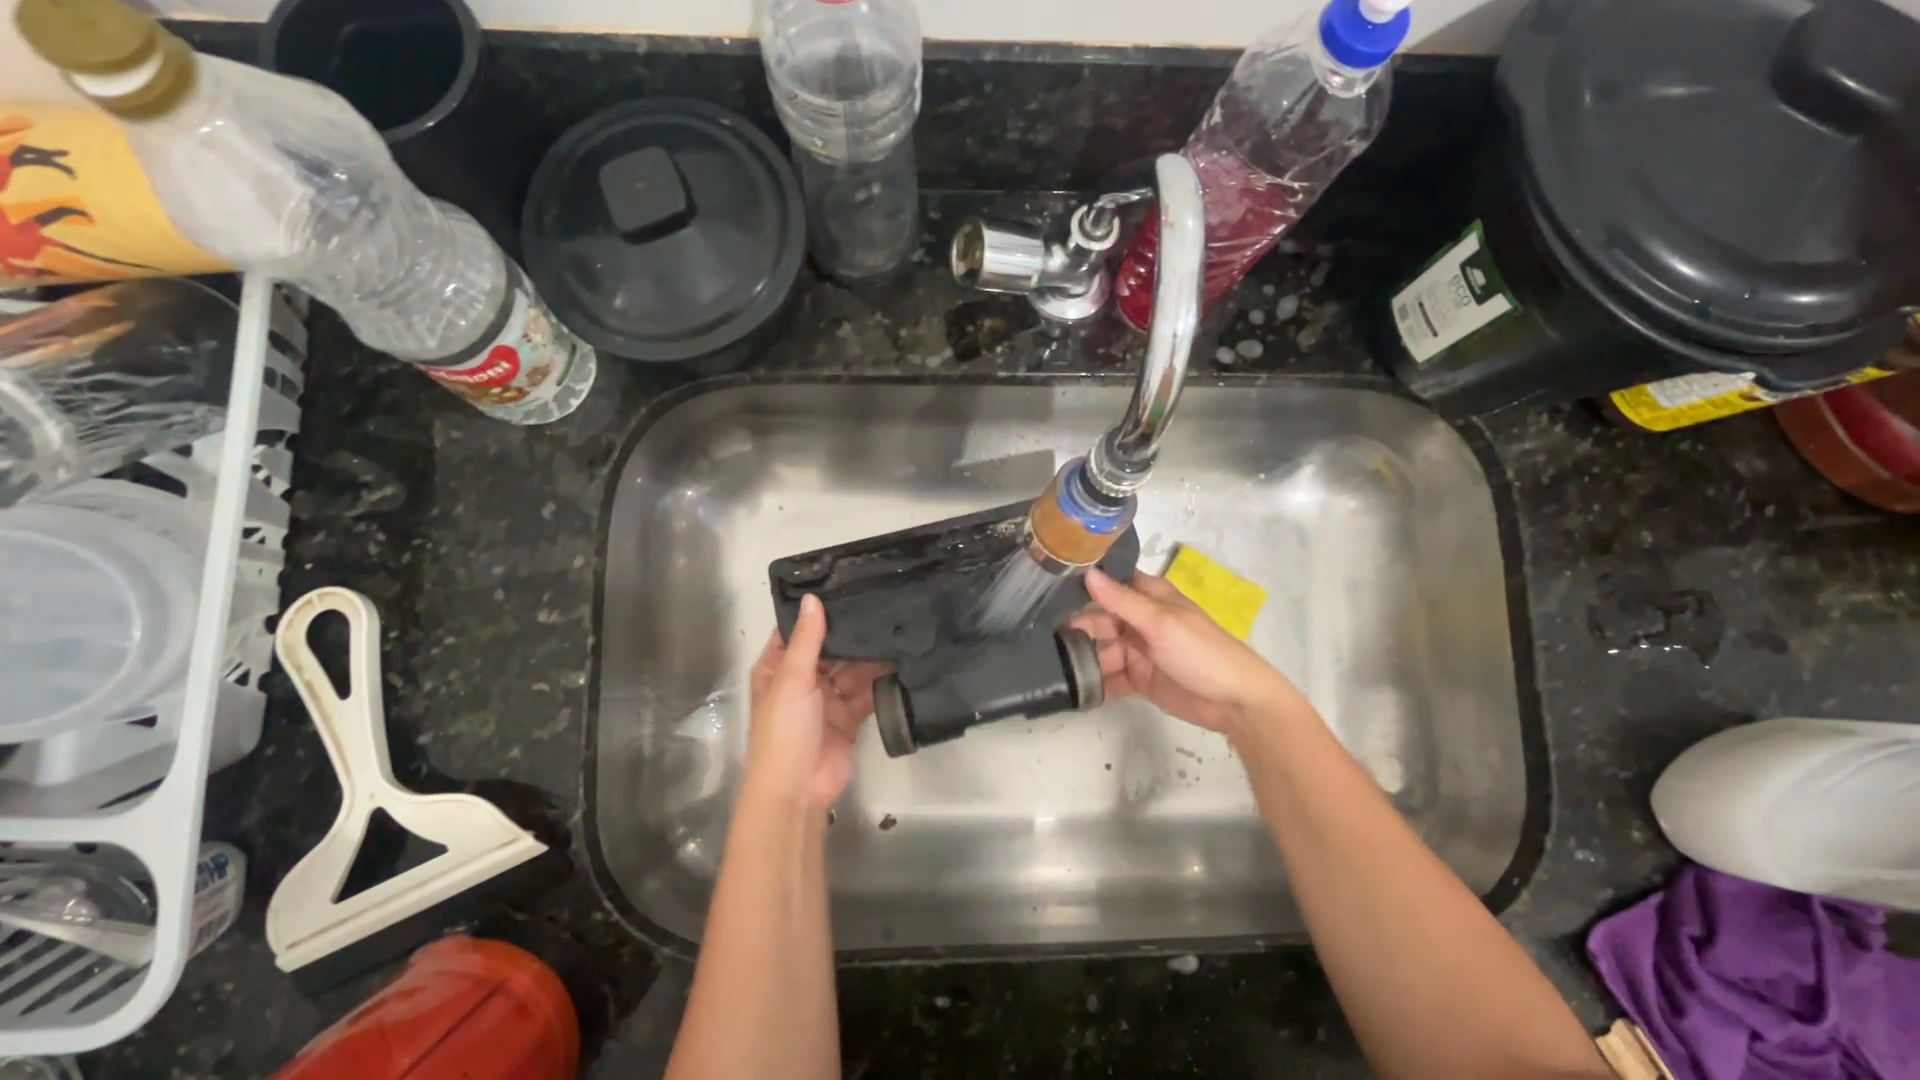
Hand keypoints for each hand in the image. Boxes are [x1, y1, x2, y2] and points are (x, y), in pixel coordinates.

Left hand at [745, 594, 886, 812]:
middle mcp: (802, 679)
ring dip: (869, 656)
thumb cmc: (784, 731)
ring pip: (851, 669)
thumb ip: (807, 640)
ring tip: (897, 627)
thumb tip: (813, 597)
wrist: (797, 790)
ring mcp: (826, 699)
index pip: (798, 630)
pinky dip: (880, 682)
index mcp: (778, 667)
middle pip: (829, 648)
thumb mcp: (791, 680)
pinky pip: (866, 692)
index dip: (817, 611)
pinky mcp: (849, 717)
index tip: (845, 582)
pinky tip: (900, 661)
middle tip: (883, 601)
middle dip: (851, 632)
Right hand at [1069, 567, 1311, 740]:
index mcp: (1150, 598)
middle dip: (1077, 627)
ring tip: (1053, 666)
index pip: (1110, 585)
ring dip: (1082, 657)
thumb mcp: (1161, 623)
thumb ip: (1122, 601)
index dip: (1083, 586)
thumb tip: (1087, 572)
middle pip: (1100, 619)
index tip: (1047, 590)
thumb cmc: (1202, 652)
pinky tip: (1072, 687)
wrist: (1236, 702)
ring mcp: (1140, 651)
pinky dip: (1095, 682)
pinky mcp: (1140, 679)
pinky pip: (1111, 678)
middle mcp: (1141, 621)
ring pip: (1102, 649)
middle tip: (1046, 639)